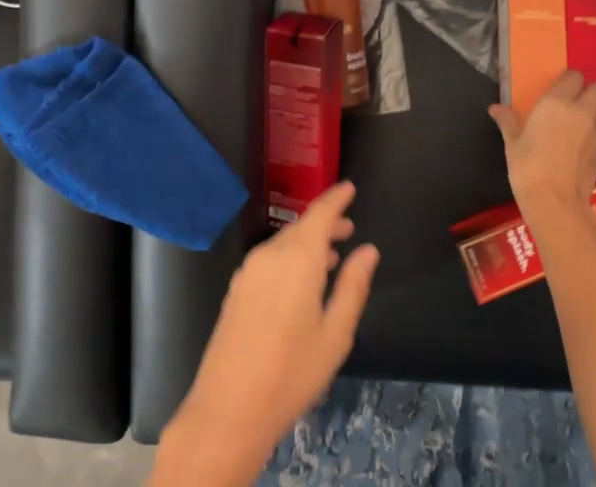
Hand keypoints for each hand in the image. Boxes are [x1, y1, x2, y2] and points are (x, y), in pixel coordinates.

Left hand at [152, 182, 379, 485]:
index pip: (319, 214)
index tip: (349, 187)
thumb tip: (367, 251)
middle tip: (349, 229)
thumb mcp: (335, 334)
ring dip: (307, 243)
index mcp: (297, 260)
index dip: (336, 199)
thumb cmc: (292, 373)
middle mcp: (269, 256)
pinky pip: (269, 260)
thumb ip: (353, 286)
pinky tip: (301, 282)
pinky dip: (290, 258)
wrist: (228, 409)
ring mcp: (247, 273)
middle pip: (300, 227)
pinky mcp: (236, 291)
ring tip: (331, 257)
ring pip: (283, 244)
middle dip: (325, 224)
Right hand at [489, 70, 595, 217]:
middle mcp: (581, 112)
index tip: (557, 89)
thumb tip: (495, 108)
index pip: (574, 76)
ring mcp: (594, 133)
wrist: (554, 201)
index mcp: (557, 102)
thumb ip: (507, 121)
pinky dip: (590, 136)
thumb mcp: (512, 142)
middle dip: (591, 91)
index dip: (568, 80)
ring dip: (591, 114)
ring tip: (574, 126)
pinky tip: (574, 149)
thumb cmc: (527, 166)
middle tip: (573, 102)